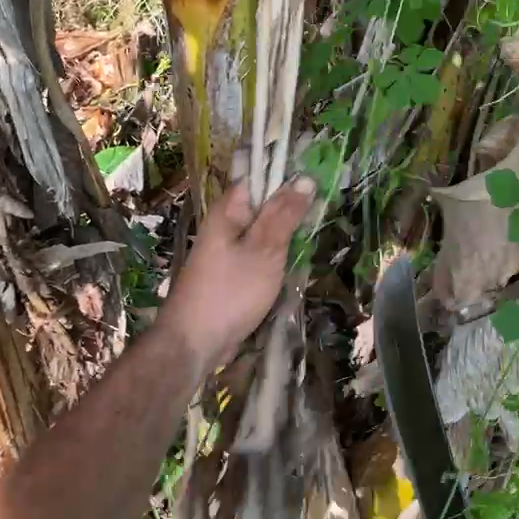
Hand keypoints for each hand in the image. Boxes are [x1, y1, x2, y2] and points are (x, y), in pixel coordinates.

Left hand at [158, 176, 316, 372]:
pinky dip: (277, 260)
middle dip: (291, 209)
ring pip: (263, 234)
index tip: (318, 179)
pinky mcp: (231, 276)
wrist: (195, 342)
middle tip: (324, 211)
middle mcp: (225, 226)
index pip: (259, 178)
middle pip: (263, 207)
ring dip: (286, 237)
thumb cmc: (231, 291)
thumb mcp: (265, 249)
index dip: (286, 176)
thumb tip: (304, 179)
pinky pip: (259, 257)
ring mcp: (227, 252)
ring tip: (316, 235)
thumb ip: (284, 215)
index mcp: (228, 211)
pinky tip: (295, 265)